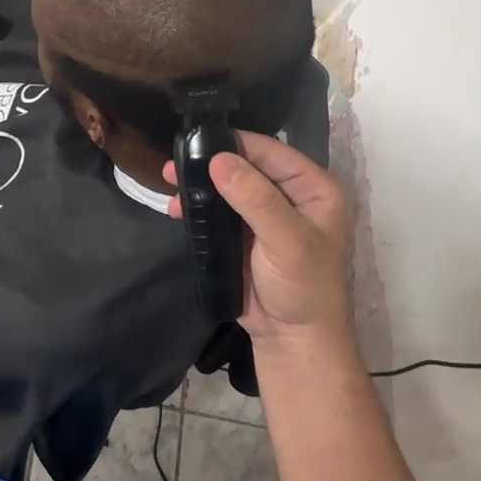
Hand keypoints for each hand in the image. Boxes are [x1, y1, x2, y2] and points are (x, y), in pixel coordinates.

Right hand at [164, 133, 348, 344]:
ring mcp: (263, 216)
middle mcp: (290, 195)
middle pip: (247, 166)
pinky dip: (197, 207)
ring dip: (200, 184)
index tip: (199, 140)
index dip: (237, 144)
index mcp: (313, 188)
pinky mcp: (241, 235)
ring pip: (228, 187)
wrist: (291, 339)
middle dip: (212, 162)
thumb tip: (219, 160)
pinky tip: (176, 207)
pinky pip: (217, 211)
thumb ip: (255, 199)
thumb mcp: (286, 240)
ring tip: (168, 179)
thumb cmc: (303, 287)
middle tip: (176, 159)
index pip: (272, 152)